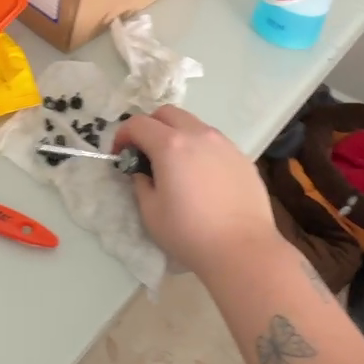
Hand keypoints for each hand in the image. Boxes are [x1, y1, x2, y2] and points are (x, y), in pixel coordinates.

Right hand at [114, 105, 279, 276]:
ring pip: (193, 124)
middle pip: (167, 113)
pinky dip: (200, 148)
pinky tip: (202, 177)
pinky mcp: (242, 157)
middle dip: (150, 126)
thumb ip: (141, 183)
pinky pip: (214, 142)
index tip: (120, 154)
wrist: (243, 250)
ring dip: (177, 134)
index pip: (138, 123)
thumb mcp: (151, 212)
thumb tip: (143, 172)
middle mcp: (198, 135)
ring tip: (176, 164)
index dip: (123, 135)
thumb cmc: (190, 233)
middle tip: (146, 152)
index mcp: (170, 145)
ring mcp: (224, 143)